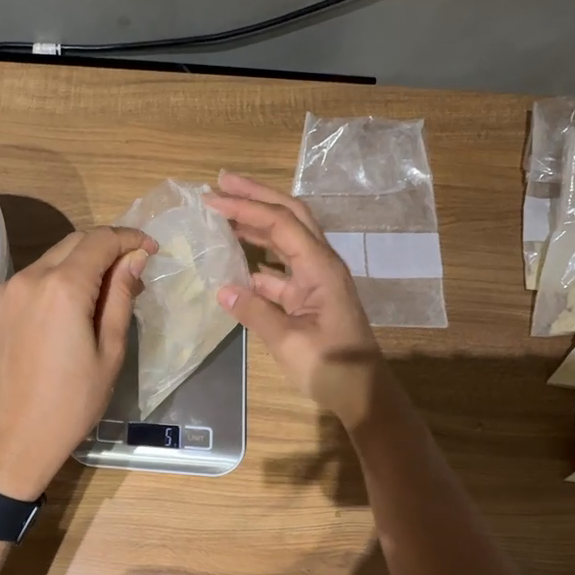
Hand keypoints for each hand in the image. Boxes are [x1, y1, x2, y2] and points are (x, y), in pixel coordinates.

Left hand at [0, 226, 154, 499]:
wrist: (13, 440)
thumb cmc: (71, 404)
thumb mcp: (109, 352)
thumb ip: (121, 298)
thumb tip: (134, 259)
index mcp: (62, 288)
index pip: (100, 241)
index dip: (129, 239)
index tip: (150, 250)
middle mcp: (27, 279)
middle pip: (73, 244)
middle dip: (104, 249)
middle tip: (130, 273)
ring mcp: (3, 293)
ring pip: (48, 261)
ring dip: (77, 267)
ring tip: (98, 298)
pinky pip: (27, 283)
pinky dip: (51, 285)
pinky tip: (63, 314)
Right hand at [207, 171, 382, 429]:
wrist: (362, 393)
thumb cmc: (330, 367)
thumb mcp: (289, 342)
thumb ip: (255, 312)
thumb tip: (222, 288)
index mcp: (320, 268)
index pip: (281, 224)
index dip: (246, 208)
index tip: (212, 199)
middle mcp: (321, 264)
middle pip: (290, 216)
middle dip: (256, 196)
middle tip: (221, 182)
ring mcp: (316, 279)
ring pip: (286, 237)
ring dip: (256, 221)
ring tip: (224, 208)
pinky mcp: (309, 296)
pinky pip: (280, 265)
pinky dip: (257, 255)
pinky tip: (233, 258)